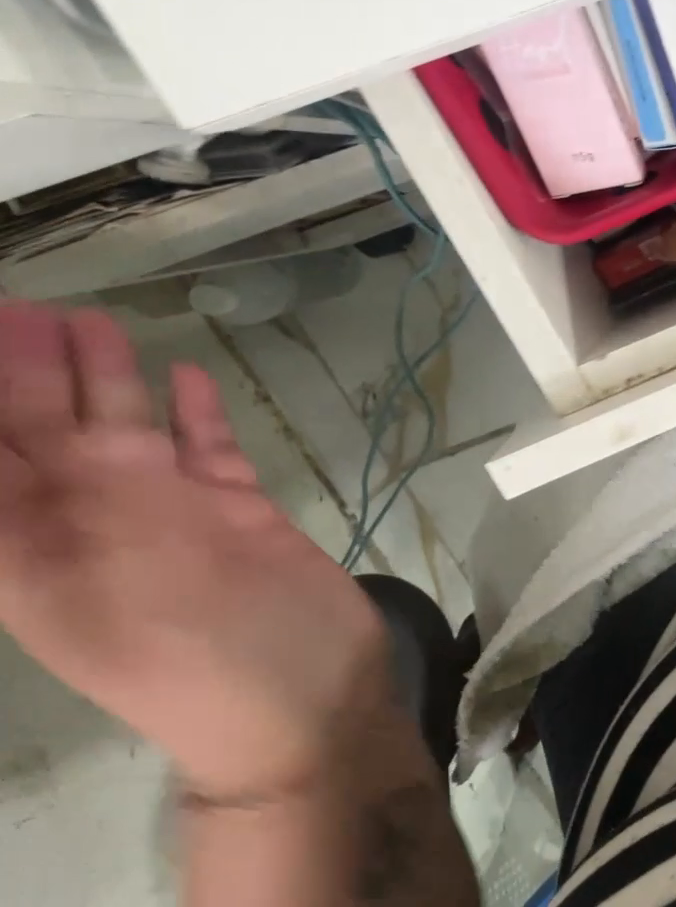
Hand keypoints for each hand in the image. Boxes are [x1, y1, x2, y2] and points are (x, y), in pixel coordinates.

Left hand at [0, 301, 389, 798]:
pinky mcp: (245, 515)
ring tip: (89, 321)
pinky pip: (210, 453)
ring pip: (131, 434)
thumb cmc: (205, 665)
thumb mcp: (114, 594)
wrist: (309, 705)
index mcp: (41, 554)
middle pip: (50, 436)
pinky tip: (189, 377)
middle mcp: (98, 526)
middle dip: (23, 375)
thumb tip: (27, 441)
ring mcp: (176, 517)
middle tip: (16, 308)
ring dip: (107, 380)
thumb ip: (75, 516)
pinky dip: (197, 416)